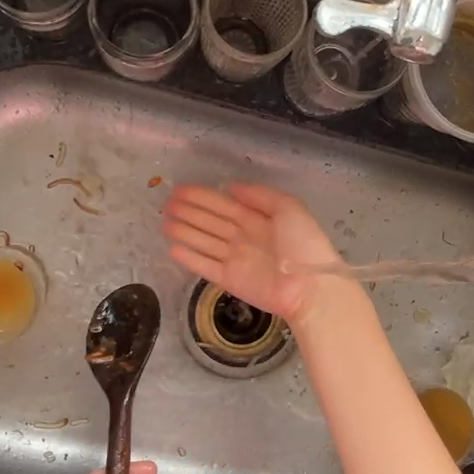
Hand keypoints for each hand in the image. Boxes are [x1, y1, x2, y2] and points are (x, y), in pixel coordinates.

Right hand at [163, 184, 344, 322]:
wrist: (309, 286)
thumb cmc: (303, 244)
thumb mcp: (288, 208)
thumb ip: (259, 195)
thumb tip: (231, 187)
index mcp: (259, 219)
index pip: (225, 204)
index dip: (203, 196)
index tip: (181, 189)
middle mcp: (244, 237)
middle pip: (211, 222)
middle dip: (189, 212)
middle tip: (166, 203)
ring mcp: (236, 260)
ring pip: (205, 242)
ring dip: (185, 231)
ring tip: (164, 222)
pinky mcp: (229, 280)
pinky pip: (205, 266)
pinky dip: (189, 258)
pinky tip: (173, 248)